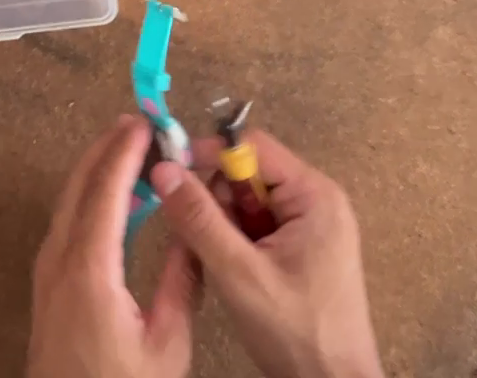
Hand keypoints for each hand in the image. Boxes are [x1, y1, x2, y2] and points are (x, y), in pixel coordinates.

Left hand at [29, 115, 199, 377]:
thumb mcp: (166, 345)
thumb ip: (181, 285)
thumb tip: (194, 235)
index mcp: (89, 267)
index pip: (106, 191)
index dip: (124, 152)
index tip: (144, 123)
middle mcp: (59, 256)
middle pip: (80, 184)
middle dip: (106, 148)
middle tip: (137, 123)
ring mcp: (47, 266)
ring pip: (70, 199)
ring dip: (97, 168)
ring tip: (128, 148)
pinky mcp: (47, 278)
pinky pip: (67, 219)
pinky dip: (90, 195)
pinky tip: (114, 197)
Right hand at [150, 129, 382, 377]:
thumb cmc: (297, 333)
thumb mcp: (240, 274)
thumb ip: (199, 218)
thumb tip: (161, 168)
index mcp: (314, 195)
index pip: (249, 145)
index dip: (207, 153)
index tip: (172, 175)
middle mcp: (314, 199)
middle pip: (243, 171)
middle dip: (217, 200)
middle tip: (210, 241)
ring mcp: (308, 223)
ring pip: (242, 198)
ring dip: (222, 224)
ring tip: (224, 264)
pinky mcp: (298, 245)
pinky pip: (252, 221)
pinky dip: (233, 239)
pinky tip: (234, 270)